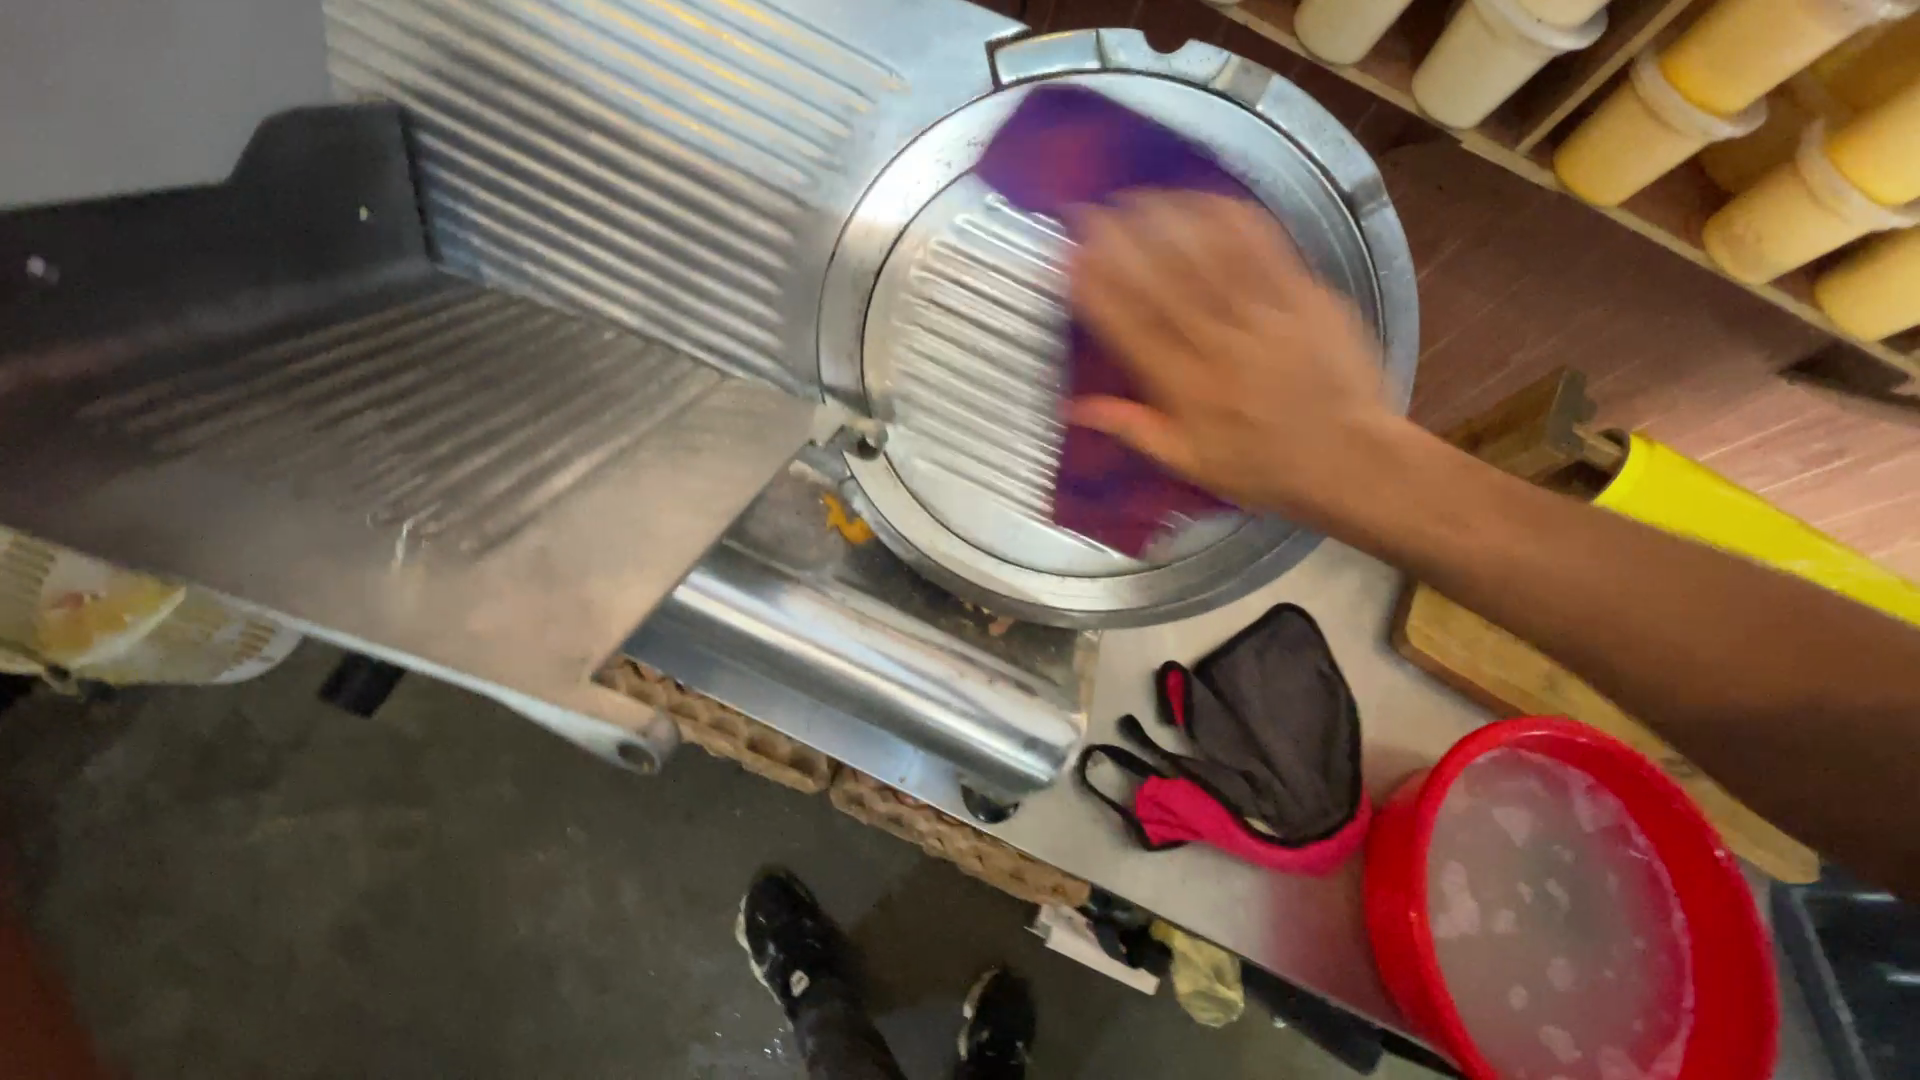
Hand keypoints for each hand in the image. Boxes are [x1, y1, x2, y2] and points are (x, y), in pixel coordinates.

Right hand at [1068, 192, 1416, 523]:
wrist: (1350, 460)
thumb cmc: (1262, 467)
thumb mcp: (1188, 461)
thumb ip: (1131, 428)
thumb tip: (1074, 407)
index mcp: (1184, 386)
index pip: (1129, 325)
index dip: (1094, 286)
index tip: (1068, 256)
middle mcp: (1218, 344)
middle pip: (1161, 280)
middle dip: (1120, 240)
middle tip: (1090, 211)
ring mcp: (1264, 315)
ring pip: (1208, 255)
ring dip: (1167, 220)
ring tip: (1136, 196)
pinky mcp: (1305, 296)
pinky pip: (1265, 248)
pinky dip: (1231, 218)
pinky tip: (1205, 197)